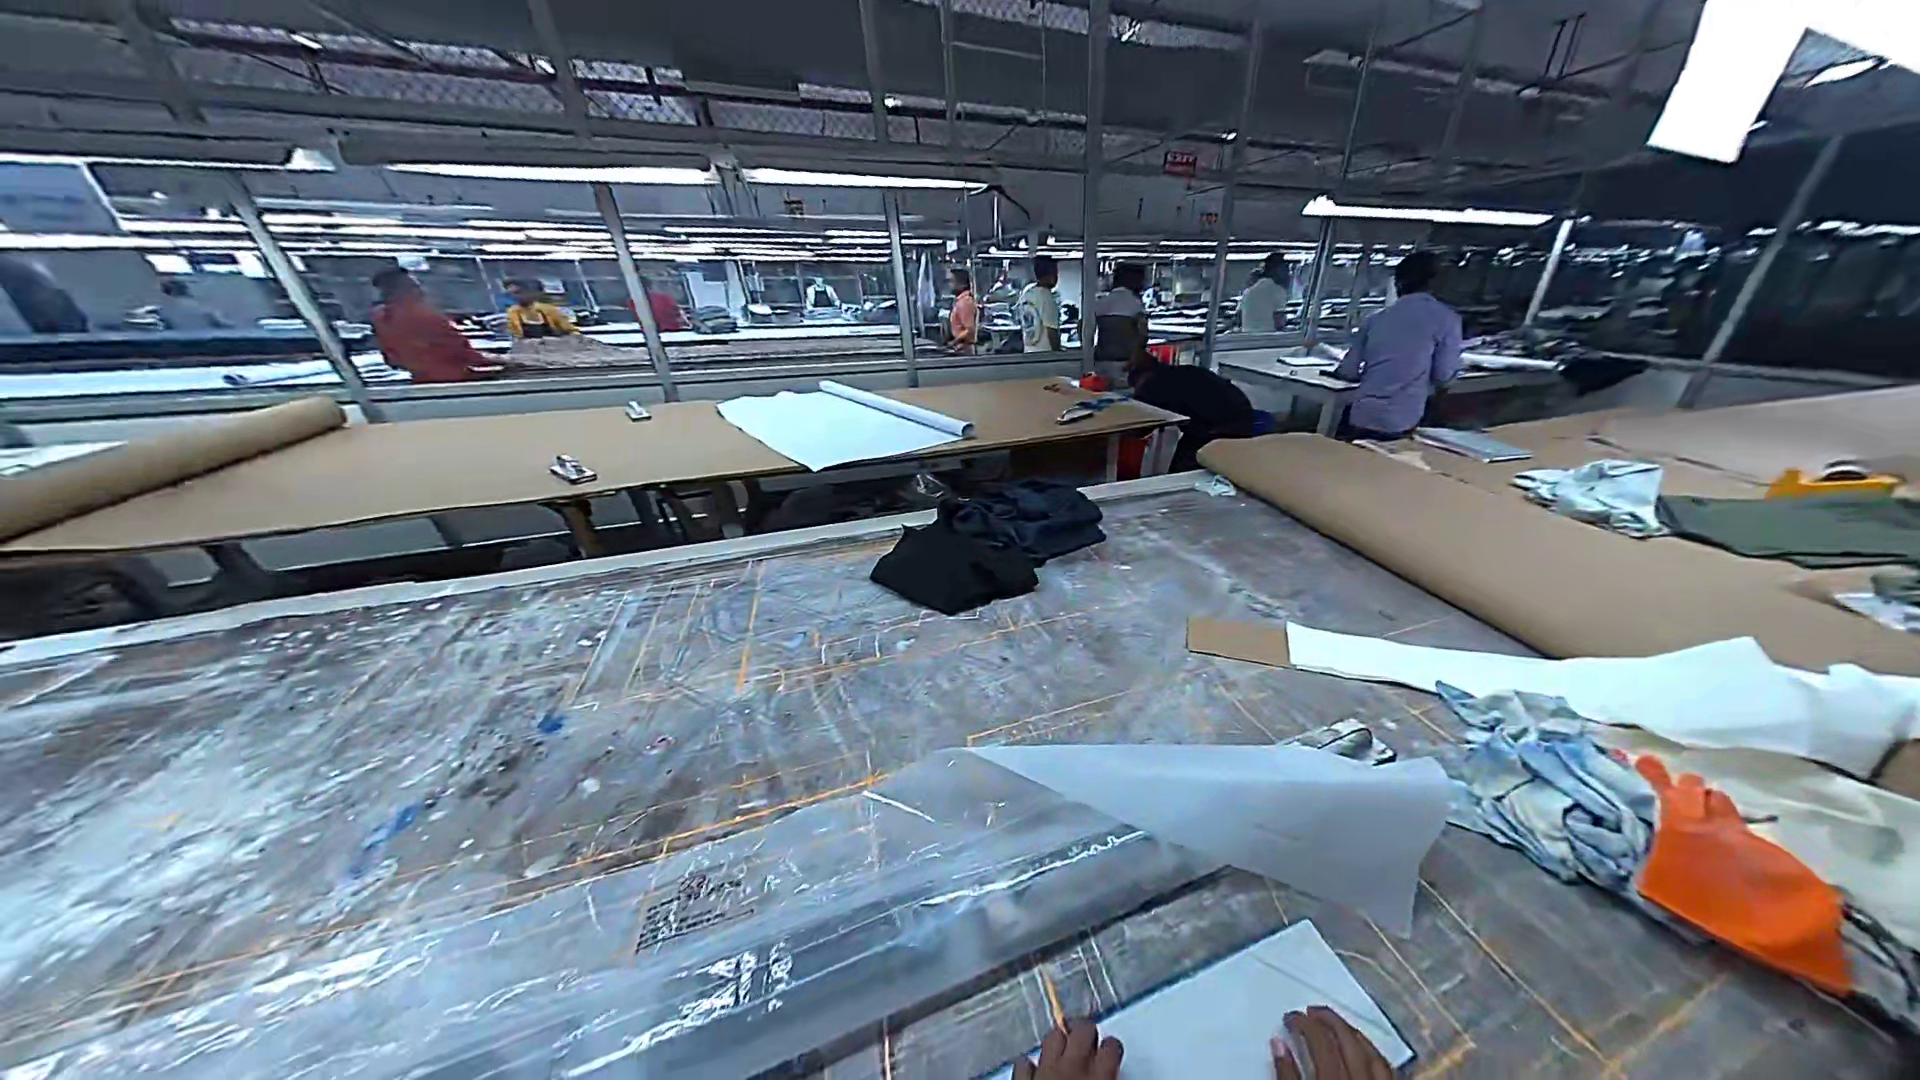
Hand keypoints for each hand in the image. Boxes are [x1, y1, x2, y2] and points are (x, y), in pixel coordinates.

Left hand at [1012, 1018, 1122, 1079]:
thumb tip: (1116, 1075)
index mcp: (1098, 1078)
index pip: (1111, 1048)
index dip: (1112, 1048)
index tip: (1111, 1050)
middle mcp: (1072, 1069)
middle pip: (1082, 1030)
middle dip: (1086, 1031)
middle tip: (1089, 1038)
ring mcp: (1045, 1071)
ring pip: (1052, 1037)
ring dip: (1059, 1040)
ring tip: (1064, 1044)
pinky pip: (1024, 1064)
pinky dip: (1029, 1064)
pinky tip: (1033, 1067)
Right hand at [1272, 1006, 1393, 1079]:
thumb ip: (1286, 1075)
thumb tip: (1278, 1044)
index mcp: (1333, 1079)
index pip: (1319, 1039)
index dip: (1302, 1023)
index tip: (1290, 1018)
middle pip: (1347, 1040)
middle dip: (1328, 1019)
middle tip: (1312, 1011)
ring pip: (1372, 1054)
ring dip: (1354, 1033)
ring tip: (1338, 1023)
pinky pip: (1389, 1070)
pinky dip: (1376, 1054)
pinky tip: (1366, 1049)